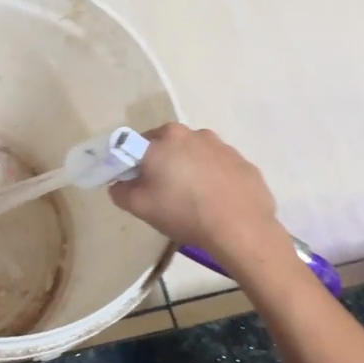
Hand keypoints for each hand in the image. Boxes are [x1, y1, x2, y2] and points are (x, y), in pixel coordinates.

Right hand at [108, 123, 283, 261]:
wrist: (241, 228)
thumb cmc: (184, 212)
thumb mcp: (139, 207)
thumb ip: (120, 191)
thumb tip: (120, 183)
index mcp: (165, 139)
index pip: (135, 145)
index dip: (131, 164)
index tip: (136, 184)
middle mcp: (193, 134)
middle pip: (167, 147)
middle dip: (162, 165)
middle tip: (162, 194)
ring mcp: (222, 146)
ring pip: (195, 156)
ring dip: (189, 171)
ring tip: (193, 201)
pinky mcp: (243, 163)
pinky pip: (219, 168)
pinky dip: (213, 180)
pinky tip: (215, 203)